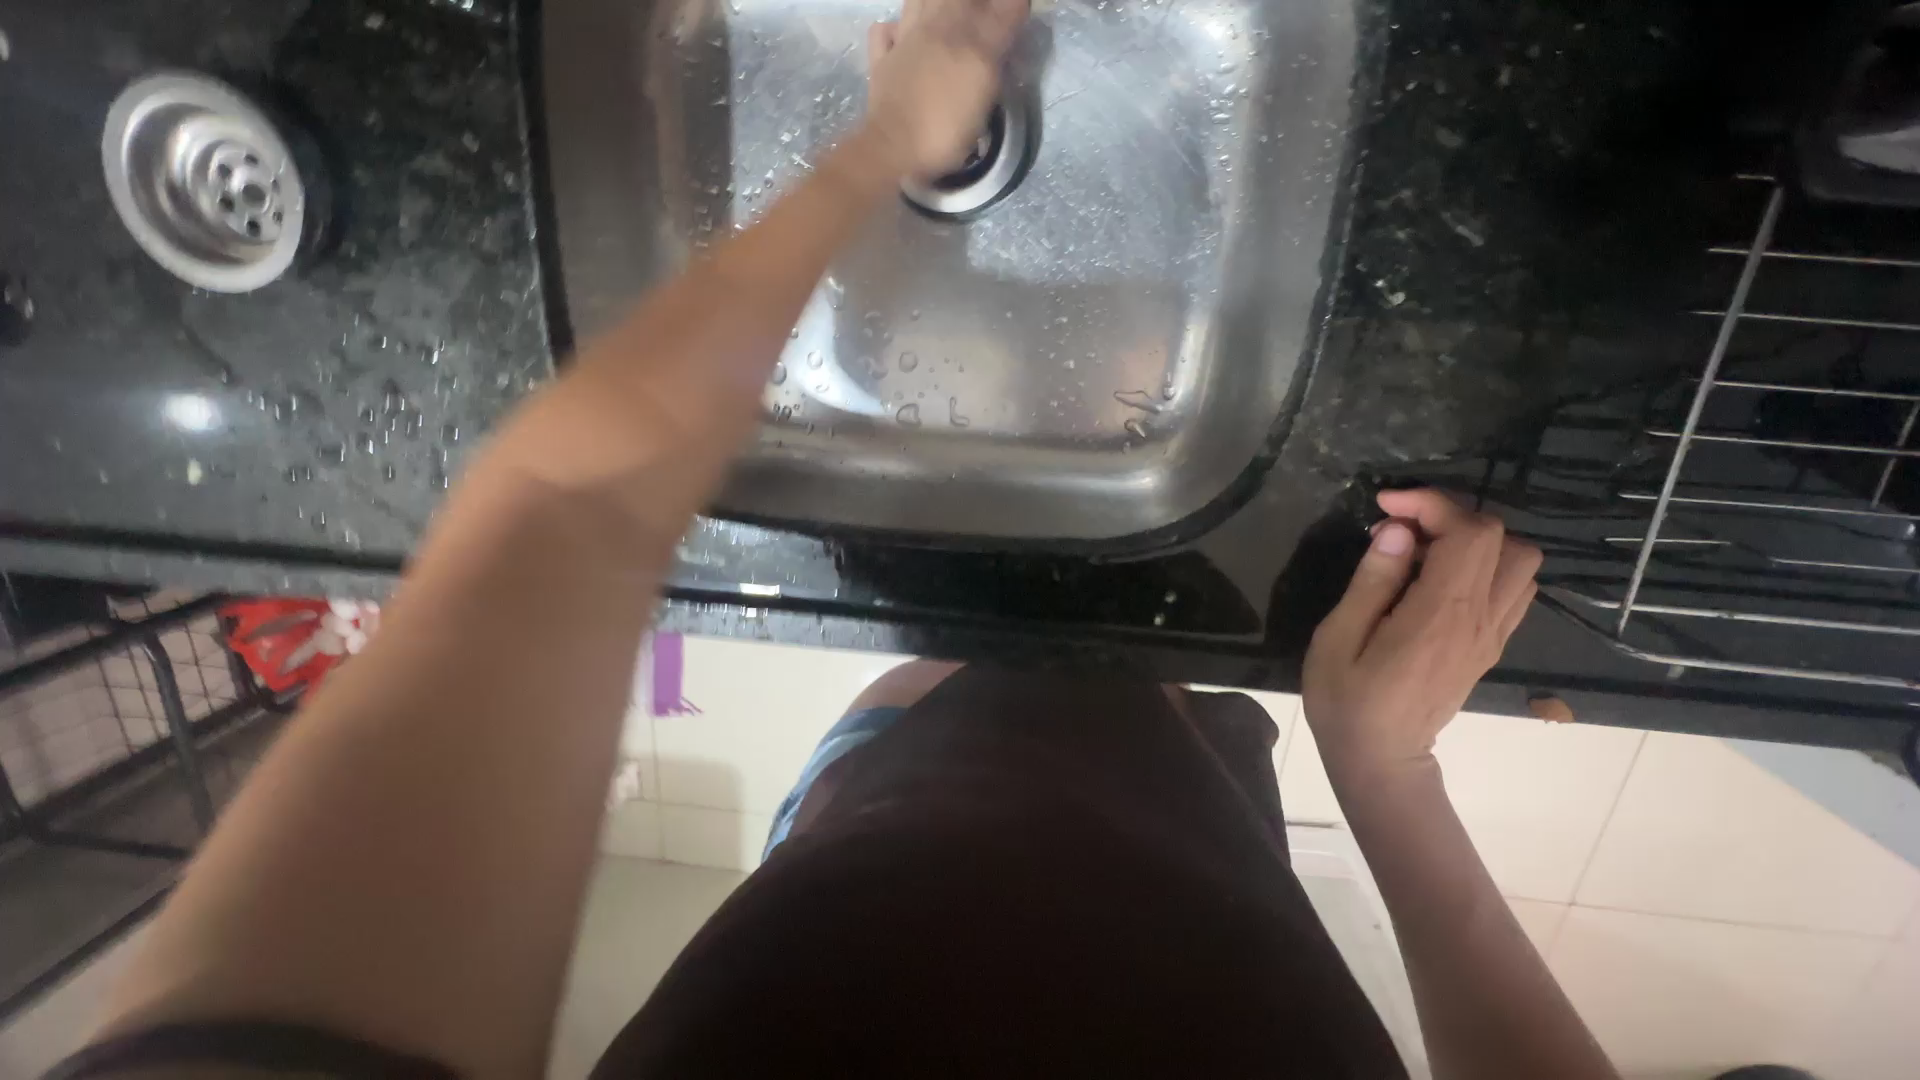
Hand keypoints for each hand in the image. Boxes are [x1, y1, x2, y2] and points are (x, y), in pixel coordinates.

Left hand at [863, 0, 1029, 180]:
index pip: (1006, 8)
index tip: (1017, 21)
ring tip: (947, 18)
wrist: (893, 149)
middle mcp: (938, 29)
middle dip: (978, 6)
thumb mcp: (984, 101)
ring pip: (918, 1)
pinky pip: (885, 32)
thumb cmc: (944, 133)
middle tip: (984, 20)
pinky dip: (894, 30)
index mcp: (972, 43)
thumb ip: (994, 65)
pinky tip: (903, 36)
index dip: (1015, 11)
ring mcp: (905, 41)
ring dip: (937, 4)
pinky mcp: (881, 61)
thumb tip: (1000, 43)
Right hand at [1303, 489, 1541, 781]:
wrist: (1380, 758)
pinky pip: (1513, 588)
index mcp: (1440, 616)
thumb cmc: (1345, 700)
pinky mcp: (1490, 645)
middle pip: (1503, 539)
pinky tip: (1439, 579)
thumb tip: (1397, 531)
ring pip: (1520, 562)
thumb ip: (1372, 581)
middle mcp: (1479, 620)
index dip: (1432, 504)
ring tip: (1422, 552)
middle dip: (1452, 517)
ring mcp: (1492, 634)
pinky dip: (1484, 566)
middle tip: (1401, 529)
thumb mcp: (1337, 638)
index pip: (1469, 534)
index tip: (1386, 505)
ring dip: (1475, 541)